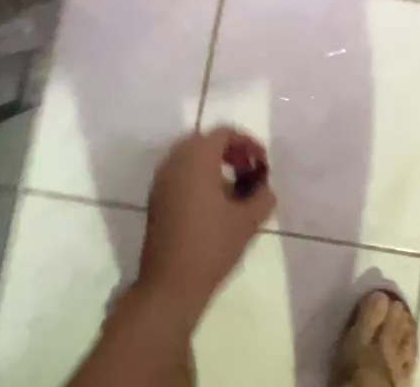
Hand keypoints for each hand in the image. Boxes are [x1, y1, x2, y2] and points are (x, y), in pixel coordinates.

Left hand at [137, 127, 275, 314]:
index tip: (263, 164)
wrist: (169, 285)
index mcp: (197, 158)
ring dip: (214, 165)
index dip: (248, 143)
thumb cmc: (211, 246)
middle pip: (206, 142)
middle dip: (231, 152)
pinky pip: (180, 174)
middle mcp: (175, 161)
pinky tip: (215, 205)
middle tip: (250, 172)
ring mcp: (161, 180)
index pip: (224, 133)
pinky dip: (199, 178)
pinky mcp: (155, 199)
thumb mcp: (248, 220)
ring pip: (191, 158)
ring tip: (235, 190)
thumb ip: (263, 196)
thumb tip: (264, 188)